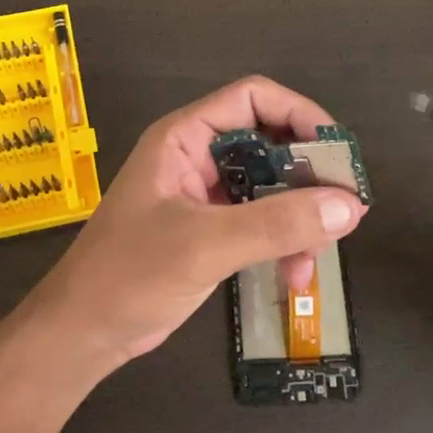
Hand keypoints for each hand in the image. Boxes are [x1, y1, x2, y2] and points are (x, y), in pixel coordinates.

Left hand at [30, 76, 368, 367]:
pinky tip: (294, 276)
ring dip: (299, 219)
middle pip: (269, 144)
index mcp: (184, 137)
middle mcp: (197, 157)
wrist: (82, 333)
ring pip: (271, 188)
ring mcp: (204, 195)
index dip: (299, 113)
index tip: (337, 151)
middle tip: (343, 211)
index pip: (253, 99)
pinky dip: (283, 243)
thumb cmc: (130, 274)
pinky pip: (261, 223)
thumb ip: (277, 224)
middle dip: (307, 178)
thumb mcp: (205, 245)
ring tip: (314, 260)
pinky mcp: (210, 231)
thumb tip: (349, 205)